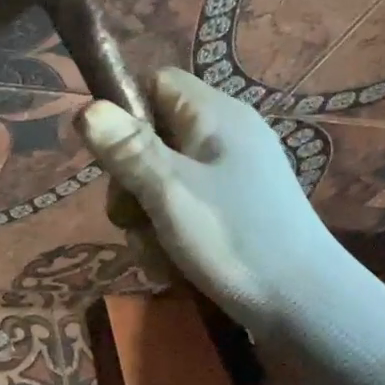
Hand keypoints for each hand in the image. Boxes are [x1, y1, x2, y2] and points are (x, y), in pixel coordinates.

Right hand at [77, 68, 343, 321]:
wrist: (301, 301)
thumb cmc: (233, 237)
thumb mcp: (169, 191)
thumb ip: (126, 150)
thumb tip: (83, 108)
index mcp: (216, 117)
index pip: (157, 83)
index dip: (126, 112)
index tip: (111, 158)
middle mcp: (225, 137)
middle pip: (152, 137)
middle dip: (129, 180)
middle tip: (130, 216)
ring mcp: (231, 175)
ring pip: (160, 180)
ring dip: (145, 215)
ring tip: (157, 247)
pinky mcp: (233, 209)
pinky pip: (182, 207)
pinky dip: (168, 232)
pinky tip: (173, 260)